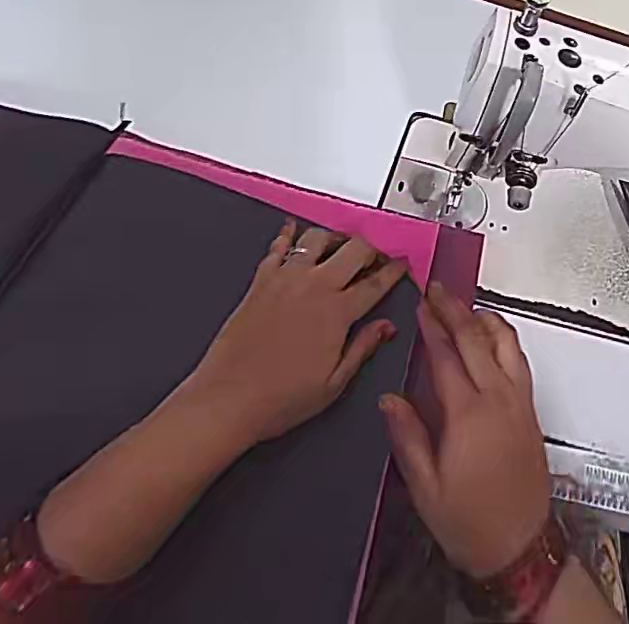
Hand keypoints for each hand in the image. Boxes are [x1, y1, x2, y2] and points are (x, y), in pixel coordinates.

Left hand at [187, 223, 408, 444]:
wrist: (226, 399)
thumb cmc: (278, 398)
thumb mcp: (333, 383)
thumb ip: (363, 348)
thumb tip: (385, 328)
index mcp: (337, 312)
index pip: (376, 282)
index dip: (394, 270)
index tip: (401, 264)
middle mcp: (314, 287)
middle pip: (354, 249)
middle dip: (372, 248)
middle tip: (378, 254)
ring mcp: (285, 279)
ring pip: (318, 238)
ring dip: (336, 237)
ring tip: (342, 243)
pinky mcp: (261, 281)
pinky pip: (278, 247)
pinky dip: (287, 234)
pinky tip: (292, 228)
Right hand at [380, 285, 550, 577]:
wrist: (521, 548)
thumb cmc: (471, 523)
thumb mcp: (426, 488)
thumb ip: (407, 437)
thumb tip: (389, 399)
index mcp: (468, 414)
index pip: (446, 355)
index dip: (431, 326)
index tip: (420, 306)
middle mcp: (498, 398)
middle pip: (476, 338)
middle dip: (454, 309)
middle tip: (437, 290)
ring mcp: (519, 401)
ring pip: (505, 342)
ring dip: (483, 318)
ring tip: (464, 307)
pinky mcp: (531, 409)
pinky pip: (519, 359)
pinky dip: (504, 338)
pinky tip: (493, 338)